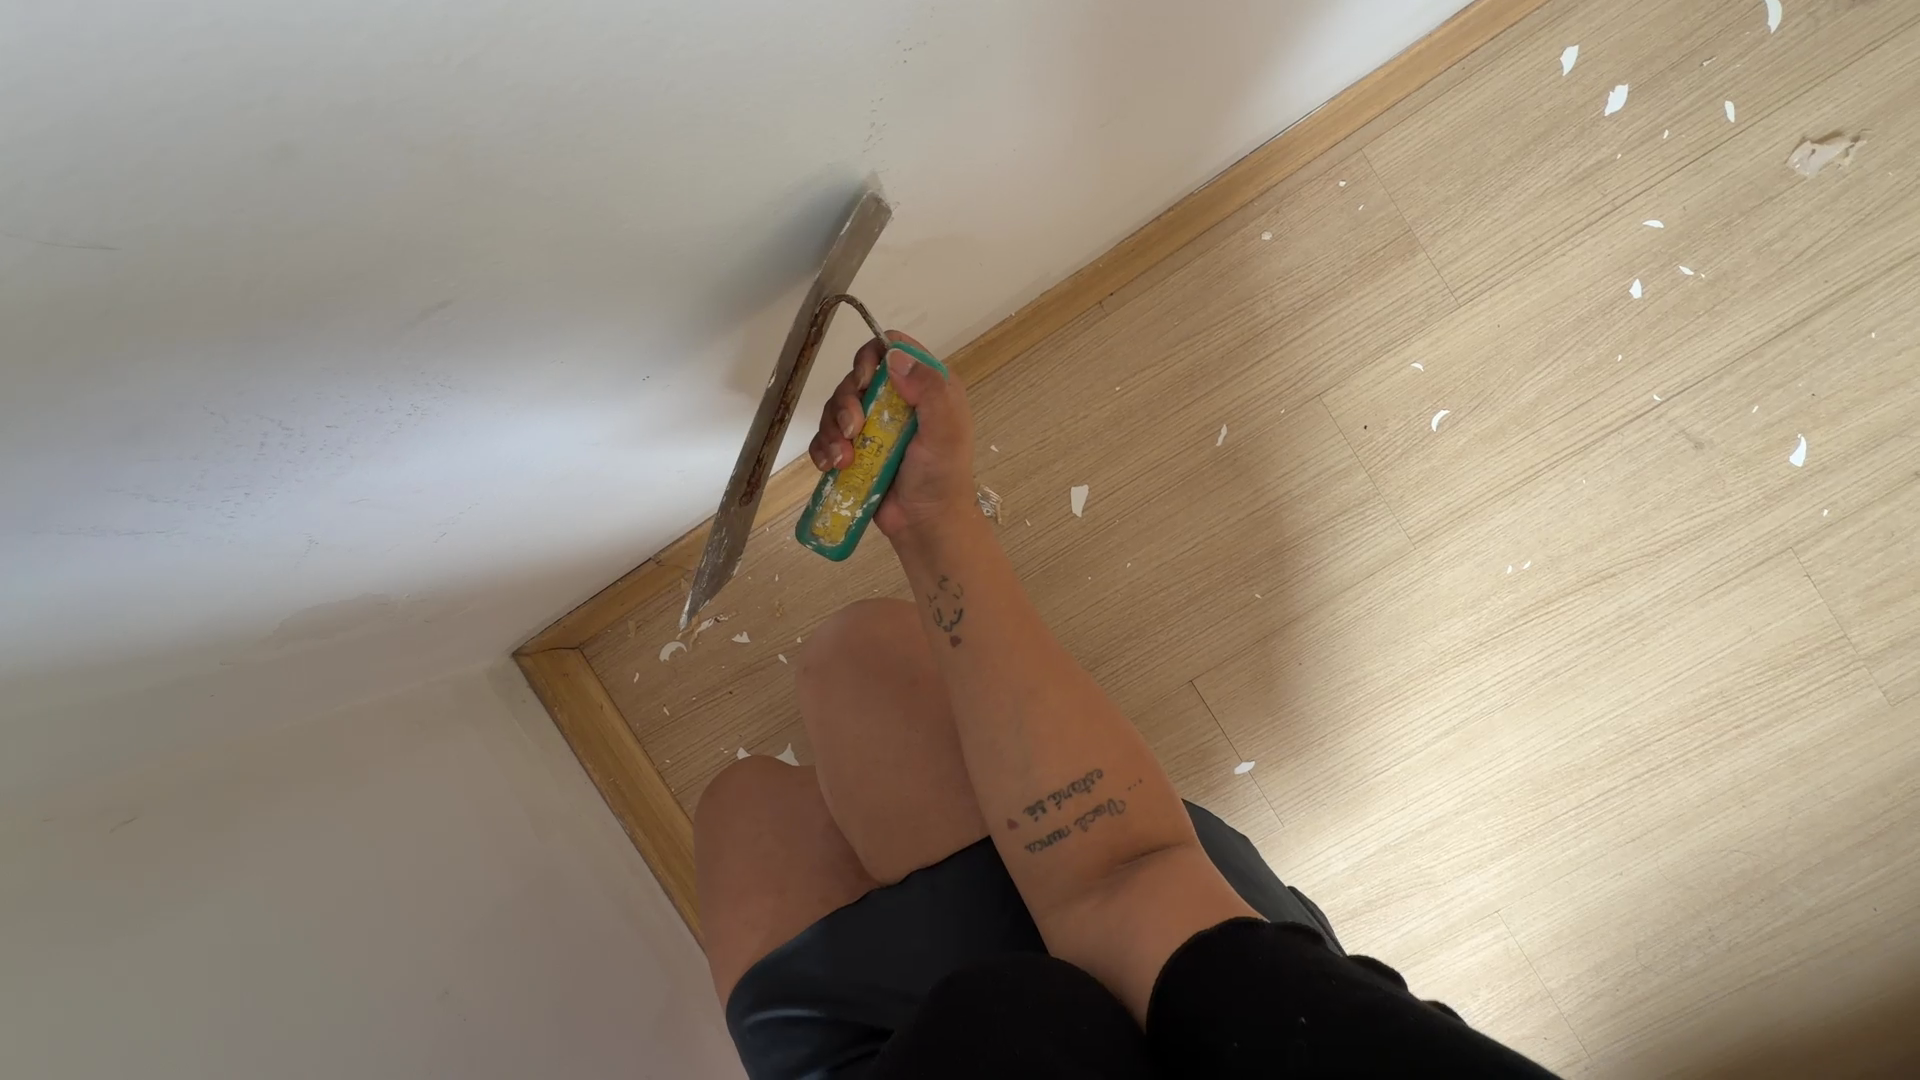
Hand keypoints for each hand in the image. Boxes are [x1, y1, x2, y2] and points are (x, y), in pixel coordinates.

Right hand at [807, 330, 977, 546]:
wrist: (926, 524)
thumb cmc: (943, 477)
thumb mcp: (946, 429)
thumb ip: (928, 390)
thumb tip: (893, 357)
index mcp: (925, 388)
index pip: (891, 348)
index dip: (871, 358)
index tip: (864, 383)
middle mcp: (898, 402)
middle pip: (855, 379)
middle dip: (846, 403)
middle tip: (853, 431)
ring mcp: (874, 427)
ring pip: (836, 409)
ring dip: (832, 431)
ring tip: (843, 459)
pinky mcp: (855, 451)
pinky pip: (827, 438)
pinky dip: (823, 449)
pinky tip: (832, 466)